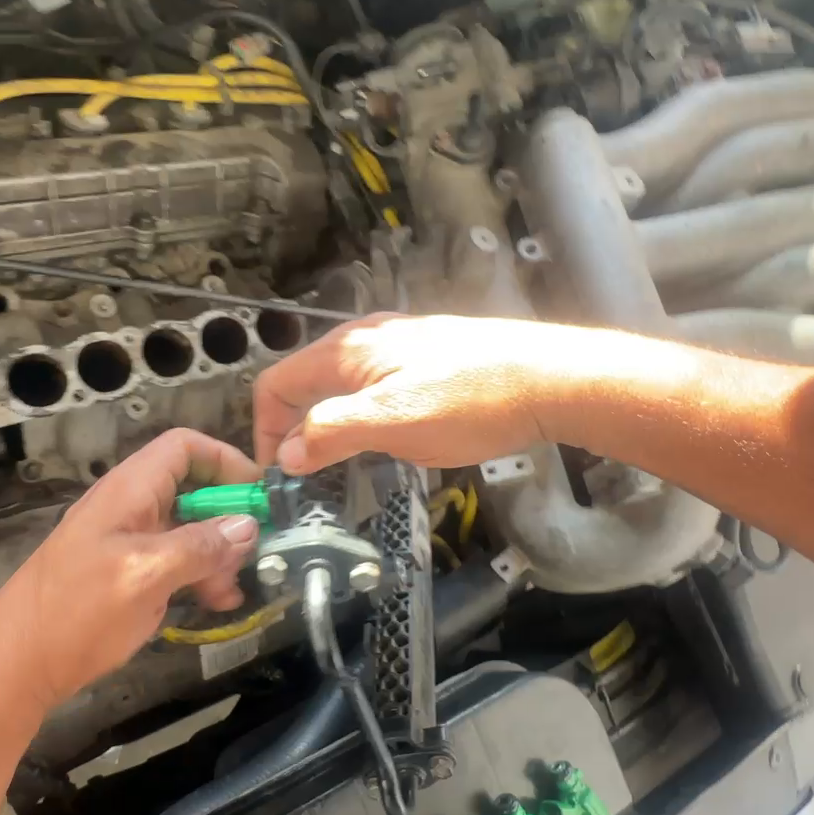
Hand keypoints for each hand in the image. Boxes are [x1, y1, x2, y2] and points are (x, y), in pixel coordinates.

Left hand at [0, 429, 262, 711]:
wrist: (18, 663)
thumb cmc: (77, 610)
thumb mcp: (145, 575)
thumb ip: (199, 547)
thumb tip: (247, 526)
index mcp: (130, 491)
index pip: (183, 447)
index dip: (224, 458)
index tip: (257, 492)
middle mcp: (132, 508)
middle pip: (193, 489)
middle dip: (228, 516)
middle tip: (254, 551)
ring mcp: (130, 542)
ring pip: (189, 529)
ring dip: (218, 553)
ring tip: (232, 590)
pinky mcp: (130, 574)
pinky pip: (176, 561)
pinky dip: (200, 575)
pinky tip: (217, 602)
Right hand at [254, 313, 569, 472]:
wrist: (550, 380)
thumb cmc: (467, 402)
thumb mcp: (390, 424)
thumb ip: (329, 434)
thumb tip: (286, 454)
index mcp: (345, 351)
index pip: (276, 383)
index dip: (264, 428)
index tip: (277, 474)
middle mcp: (363, 339)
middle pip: (304, 384)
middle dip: (294, 429)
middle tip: (304, 475)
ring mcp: (396, 346)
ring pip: (339, 387)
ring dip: (327, 424)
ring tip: (341, 464)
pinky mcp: (424, 358)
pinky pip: (371, 387)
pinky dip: (360, 415)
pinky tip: (386, 438)